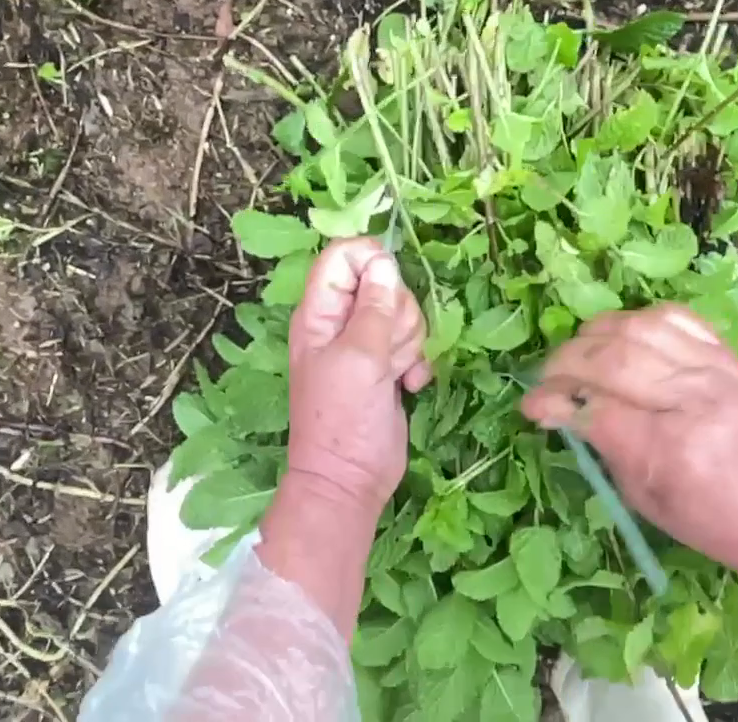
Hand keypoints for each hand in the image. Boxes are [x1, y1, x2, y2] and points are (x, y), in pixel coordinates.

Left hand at [283, 237, 430, 512]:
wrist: (351, 481)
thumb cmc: (344, 419)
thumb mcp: (360, 357)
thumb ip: (375, 308)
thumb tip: (385, 262)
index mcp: (321, 312)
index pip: (343, 256)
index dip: (371, 260)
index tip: (390, 284)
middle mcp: (341, 322)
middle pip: (384, 282)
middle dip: (397, 313)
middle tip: (385, 350)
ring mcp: (366, 344)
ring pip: (404, 312)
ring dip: (408, 341)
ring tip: (393, 372)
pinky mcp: (388, 365)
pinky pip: (414, 342)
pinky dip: (416, 362)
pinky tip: (410, 385)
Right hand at [519, 304, 737, 583]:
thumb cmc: (709, 520)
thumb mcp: (642, 497)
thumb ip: (601, 444)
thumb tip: (555, 406)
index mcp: (673, 449)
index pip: (596, 408)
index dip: (553, 403)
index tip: (531, 407)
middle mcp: (694, 398)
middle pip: (610, 359)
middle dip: (564, 364)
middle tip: (545, 379)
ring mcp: (714, 368)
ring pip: (635, 327)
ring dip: (593, 336)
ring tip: (577, 355)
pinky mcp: (725, 353)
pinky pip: (670, 316)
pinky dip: (634, 320)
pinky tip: (620, 338)